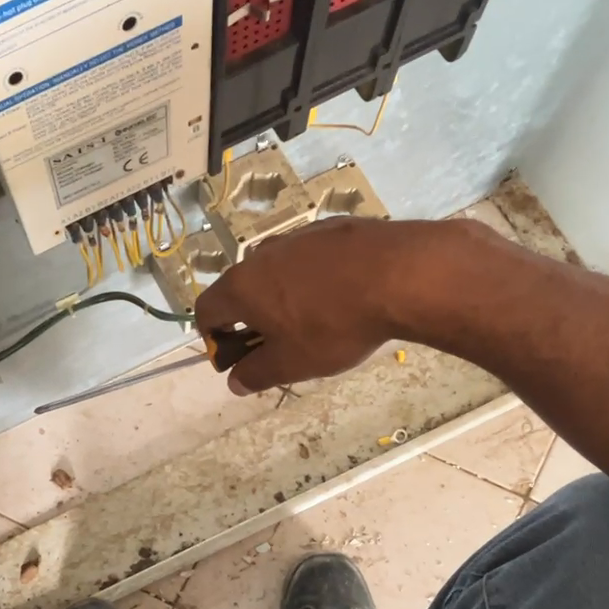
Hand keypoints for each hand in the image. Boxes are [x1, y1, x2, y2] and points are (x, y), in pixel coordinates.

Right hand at [194, 217, 492, 393]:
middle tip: (276, 347)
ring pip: (276, 272)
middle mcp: (262, 254)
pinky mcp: (333, 227)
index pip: (206, 310)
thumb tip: (235, 381)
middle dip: (250, 320)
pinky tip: (341, 298)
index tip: (237, 358)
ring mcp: (298, 236)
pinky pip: (309, 259)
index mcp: (242, 287)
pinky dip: (313, 280)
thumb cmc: (333, 326)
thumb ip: (256, 373)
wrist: (402, 274)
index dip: (214, 338)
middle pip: (241, 289)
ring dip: (281, 299)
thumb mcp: (291, 364)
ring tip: (312, 323)